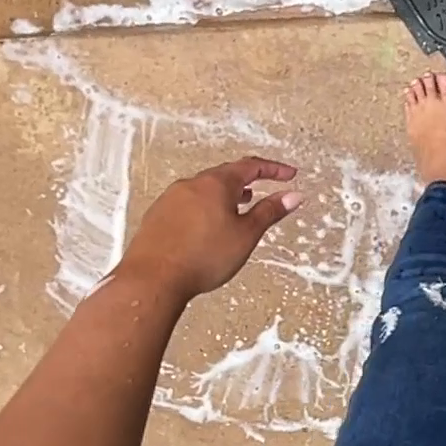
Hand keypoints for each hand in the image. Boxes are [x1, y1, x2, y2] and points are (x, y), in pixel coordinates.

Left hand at [113, 157, 300, 300]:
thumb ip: (270, 211)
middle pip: (225, 174)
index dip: (274, 169)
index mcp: (216, 184)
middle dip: (249, 179)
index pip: (251, 166)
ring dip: (226, 193)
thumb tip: (292, 196)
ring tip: (240, 204)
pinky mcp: (158, 216)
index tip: (288, 174)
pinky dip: (206, 207)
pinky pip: (188, 203)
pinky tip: (209, 224)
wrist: (153, 279)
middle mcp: (191, 185)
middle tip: (266, 185)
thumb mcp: (247, 234)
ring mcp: (171, 200)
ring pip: (205, 188)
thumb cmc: (201, 256)